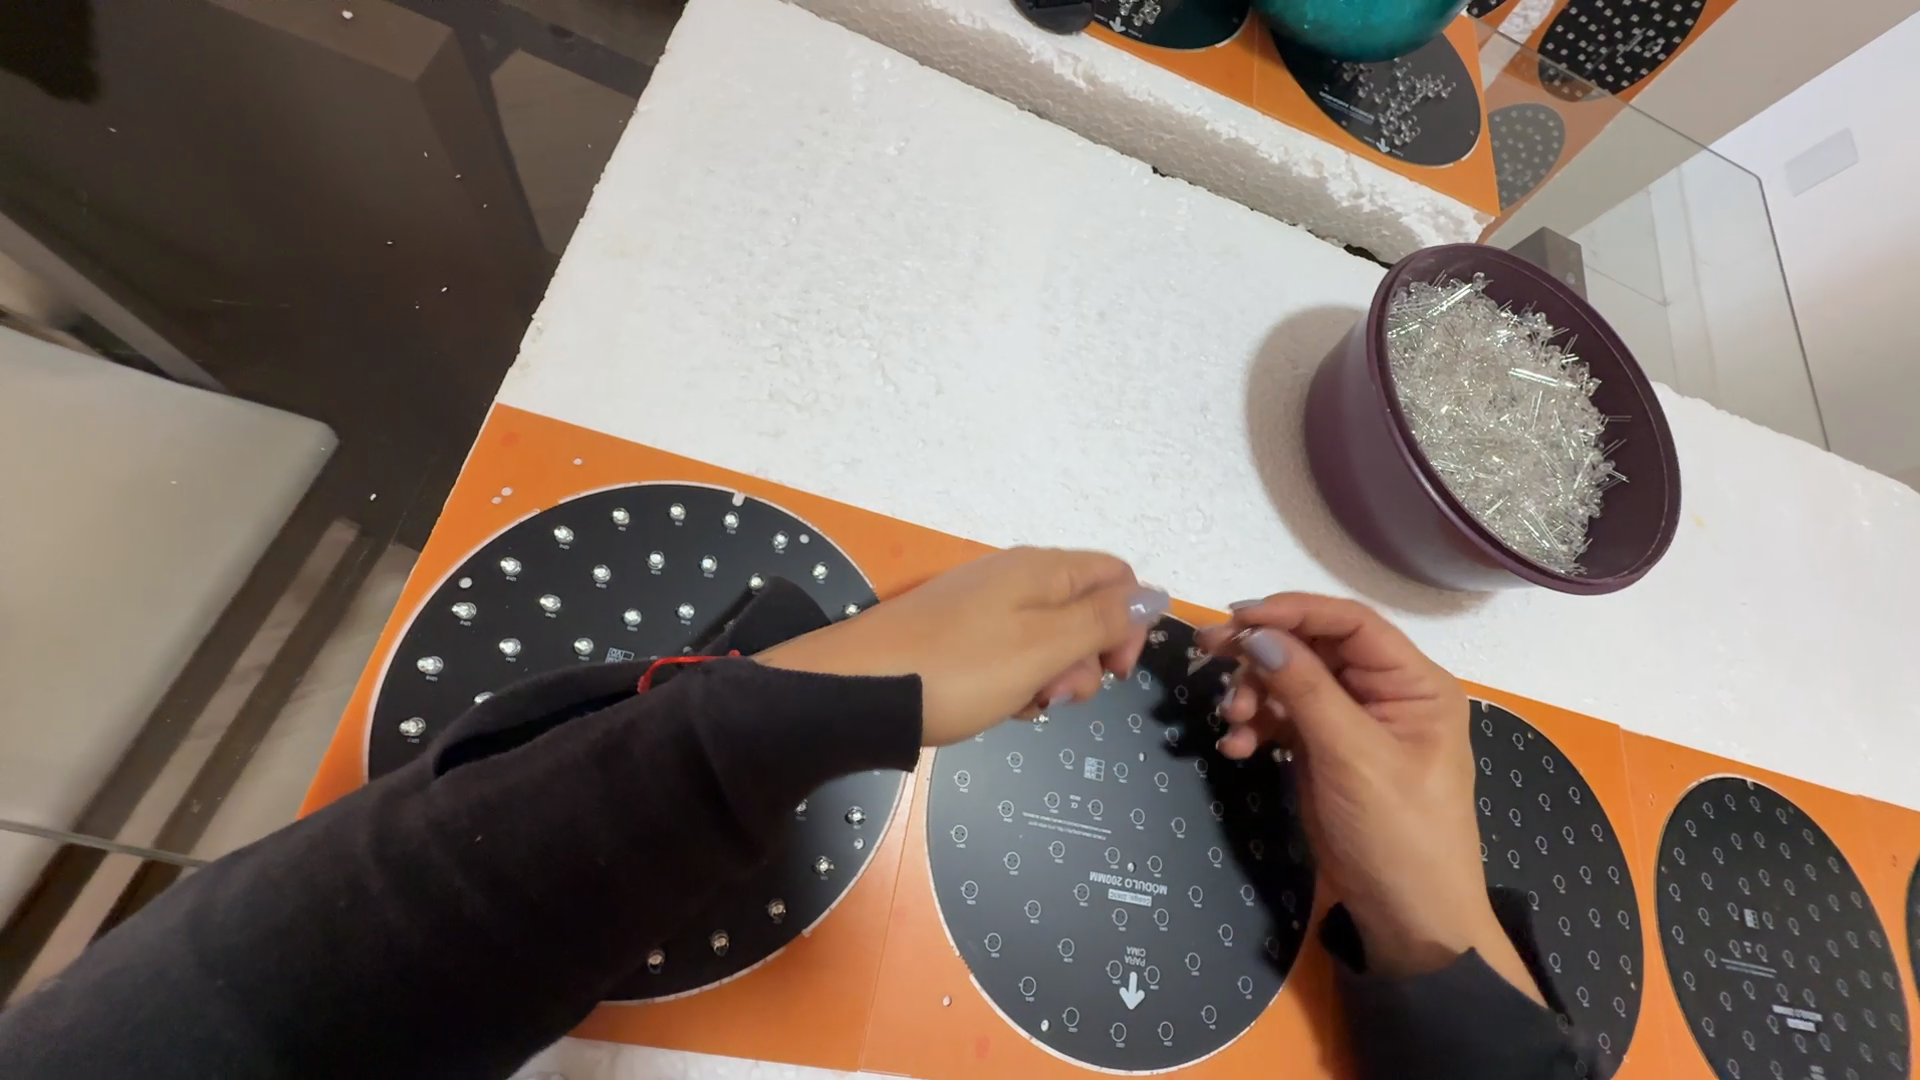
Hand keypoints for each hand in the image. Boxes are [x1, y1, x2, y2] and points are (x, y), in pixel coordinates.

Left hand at [758, 548, 1167, 745]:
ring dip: (1052, 677)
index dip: (1129, 622)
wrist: (860, 688)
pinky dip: (1018, 681)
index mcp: (1042, 569)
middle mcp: (1017, 578)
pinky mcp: (963, 634)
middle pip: (1085, 610)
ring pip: (1050, 639)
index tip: (1115, 671)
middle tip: (1056, 694)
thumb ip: (1102, 620)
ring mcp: (987, 606)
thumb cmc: (959, 668)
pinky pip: (1014, 653)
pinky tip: (999, 705)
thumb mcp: (1042, 646)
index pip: (1116, 576)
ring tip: (1021, 703)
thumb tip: (1155, 594)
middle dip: (1086, 659)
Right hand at [1196, 594, 1541, 1001]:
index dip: (1292, 611)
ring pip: (1287, 679)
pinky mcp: (1322, 745)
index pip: (1348, 622)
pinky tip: (1238, 748)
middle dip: (1260, 652)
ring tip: (1232, 722)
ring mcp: (1348, 719)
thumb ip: (1304, 687)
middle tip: (1208, 650)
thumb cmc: (1397, 832)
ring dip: (1252, 694)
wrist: (1406, 918)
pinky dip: (1255, 726)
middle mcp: (1381, 690)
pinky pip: (1280, 716)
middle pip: (1310, 647)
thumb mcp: (1351, 755)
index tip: (1238, 617)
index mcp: (1411, 682)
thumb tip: (1257, 633)